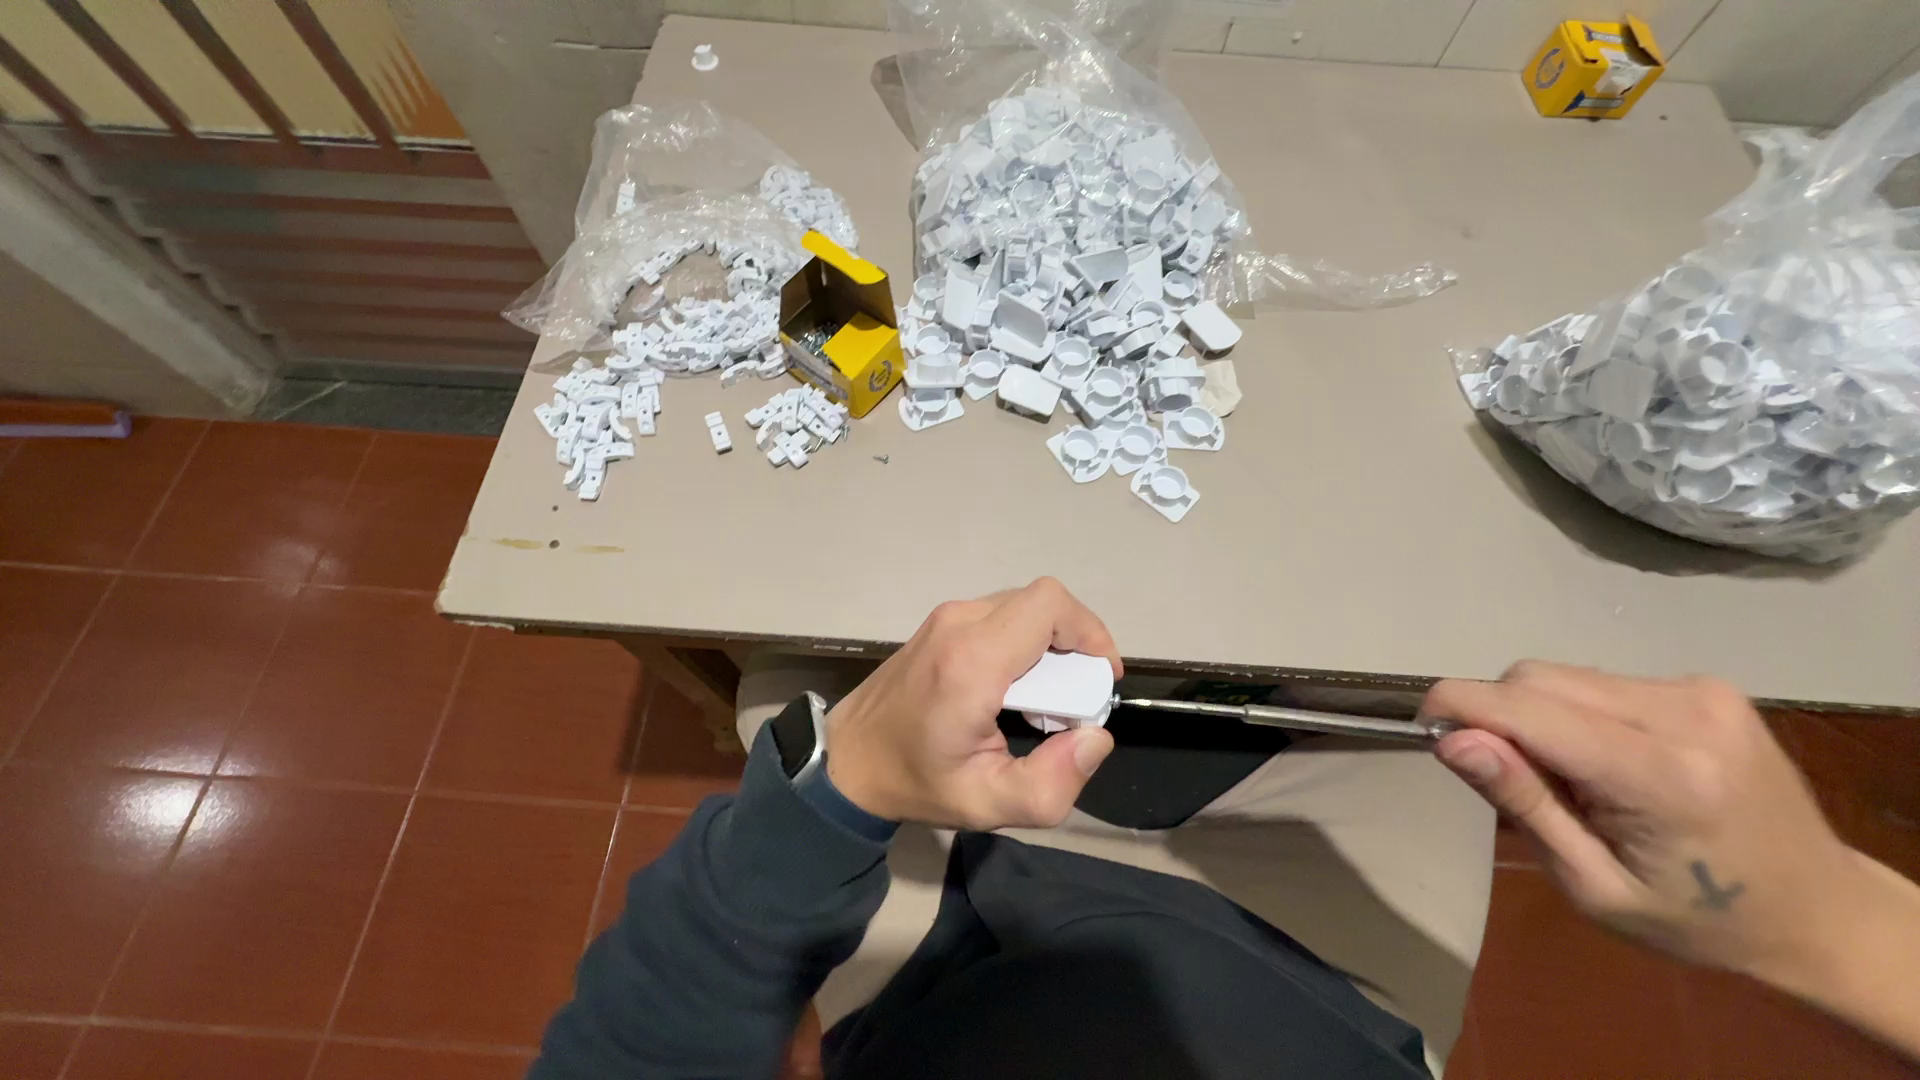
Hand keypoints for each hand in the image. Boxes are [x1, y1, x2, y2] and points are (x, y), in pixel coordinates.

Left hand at [824, 578, 1120, 829]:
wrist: (847, 760)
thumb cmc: (915, 782)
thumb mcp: (988, 804)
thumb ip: (1052, 782)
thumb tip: (1096, 738)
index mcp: (972, 661)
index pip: (1048, 606)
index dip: (1089, 633)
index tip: (1099, 679)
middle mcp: (959, 624)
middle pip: (1043, 603)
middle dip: (1074, 646)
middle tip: (1073, 700)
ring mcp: (946, 618)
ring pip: (1023, 607)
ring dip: (1050, 646)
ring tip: (1044, 700)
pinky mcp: (941, 623)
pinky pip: (1002, 615)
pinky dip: (1024, 643)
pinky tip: (1014, 690)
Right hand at [1423, 663, 1860, 982]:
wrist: (1823, 914)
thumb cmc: (1697, 919)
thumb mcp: (1592, 885)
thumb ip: (1522, 804)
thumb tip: (1451, 740)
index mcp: (1663, 776)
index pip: (1526, 707)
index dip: (1457, 706)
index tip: (1426, 732)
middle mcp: (1685, 715)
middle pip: (1535, 678)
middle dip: (1497, 716)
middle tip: (1517, 781)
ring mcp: (1701, 693)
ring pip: (1559, 673)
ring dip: (1534, 713)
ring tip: (1569, 776)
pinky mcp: (1704, 686)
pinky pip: (1594, 679)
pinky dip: (1571, 711)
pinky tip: (1603, 757)